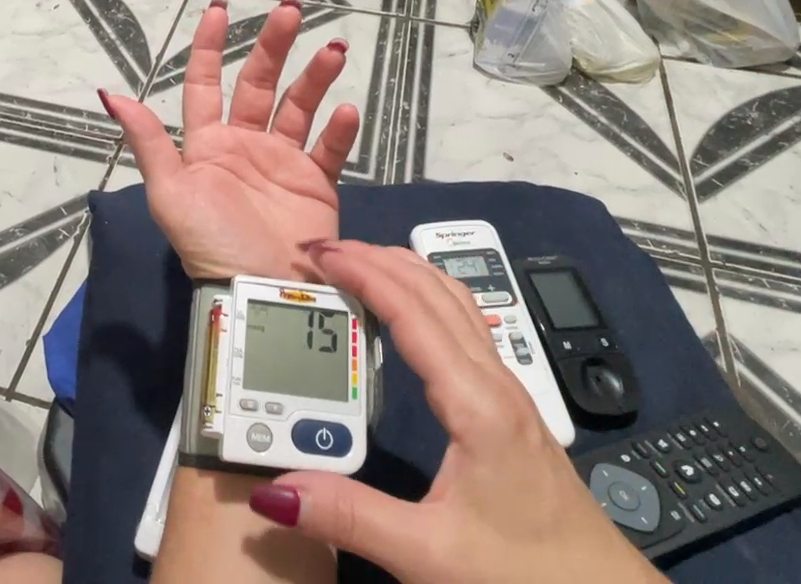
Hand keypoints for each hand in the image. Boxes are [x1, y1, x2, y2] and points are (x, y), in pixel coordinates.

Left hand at [100, 0, 360, 282]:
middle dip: (273, 45)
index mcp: (206, 144)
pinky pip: (328, 150)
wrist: (258, 293)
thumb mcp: (168, 192)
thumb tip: (109, 93)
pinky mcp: (314, 184)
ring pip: (299, 106)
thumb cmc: (209, 241)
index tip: (220, 8)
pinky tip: (345, 110)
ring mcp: (282, 162)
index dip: (210, 45)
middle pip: (259, 82)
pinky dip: (339, 130)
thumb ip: (147, 140)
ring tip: (335, 51)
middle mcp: (244, 144)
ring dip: (315, 77)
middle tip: (291, 10)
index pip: (206, 83)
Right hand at [247, 241, 665, 583]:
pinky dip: (422, 295)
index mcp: (476, 402)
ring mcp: (506, 389)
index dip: (363, 272)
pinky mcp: (507, 404)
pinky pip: (461, 323)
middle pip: (434, 291)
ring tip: (356, 262)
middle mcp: (494, 381)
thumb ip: (351, 517)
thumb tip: (275, 490)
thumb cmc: (524, 575)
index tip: (318, 252)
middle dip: (376, 258)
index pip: (412, 311)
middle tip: (322, 249)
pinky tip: (407, 307)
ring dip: (402, 270)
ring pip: (454, 300)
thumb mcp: (429, 555)